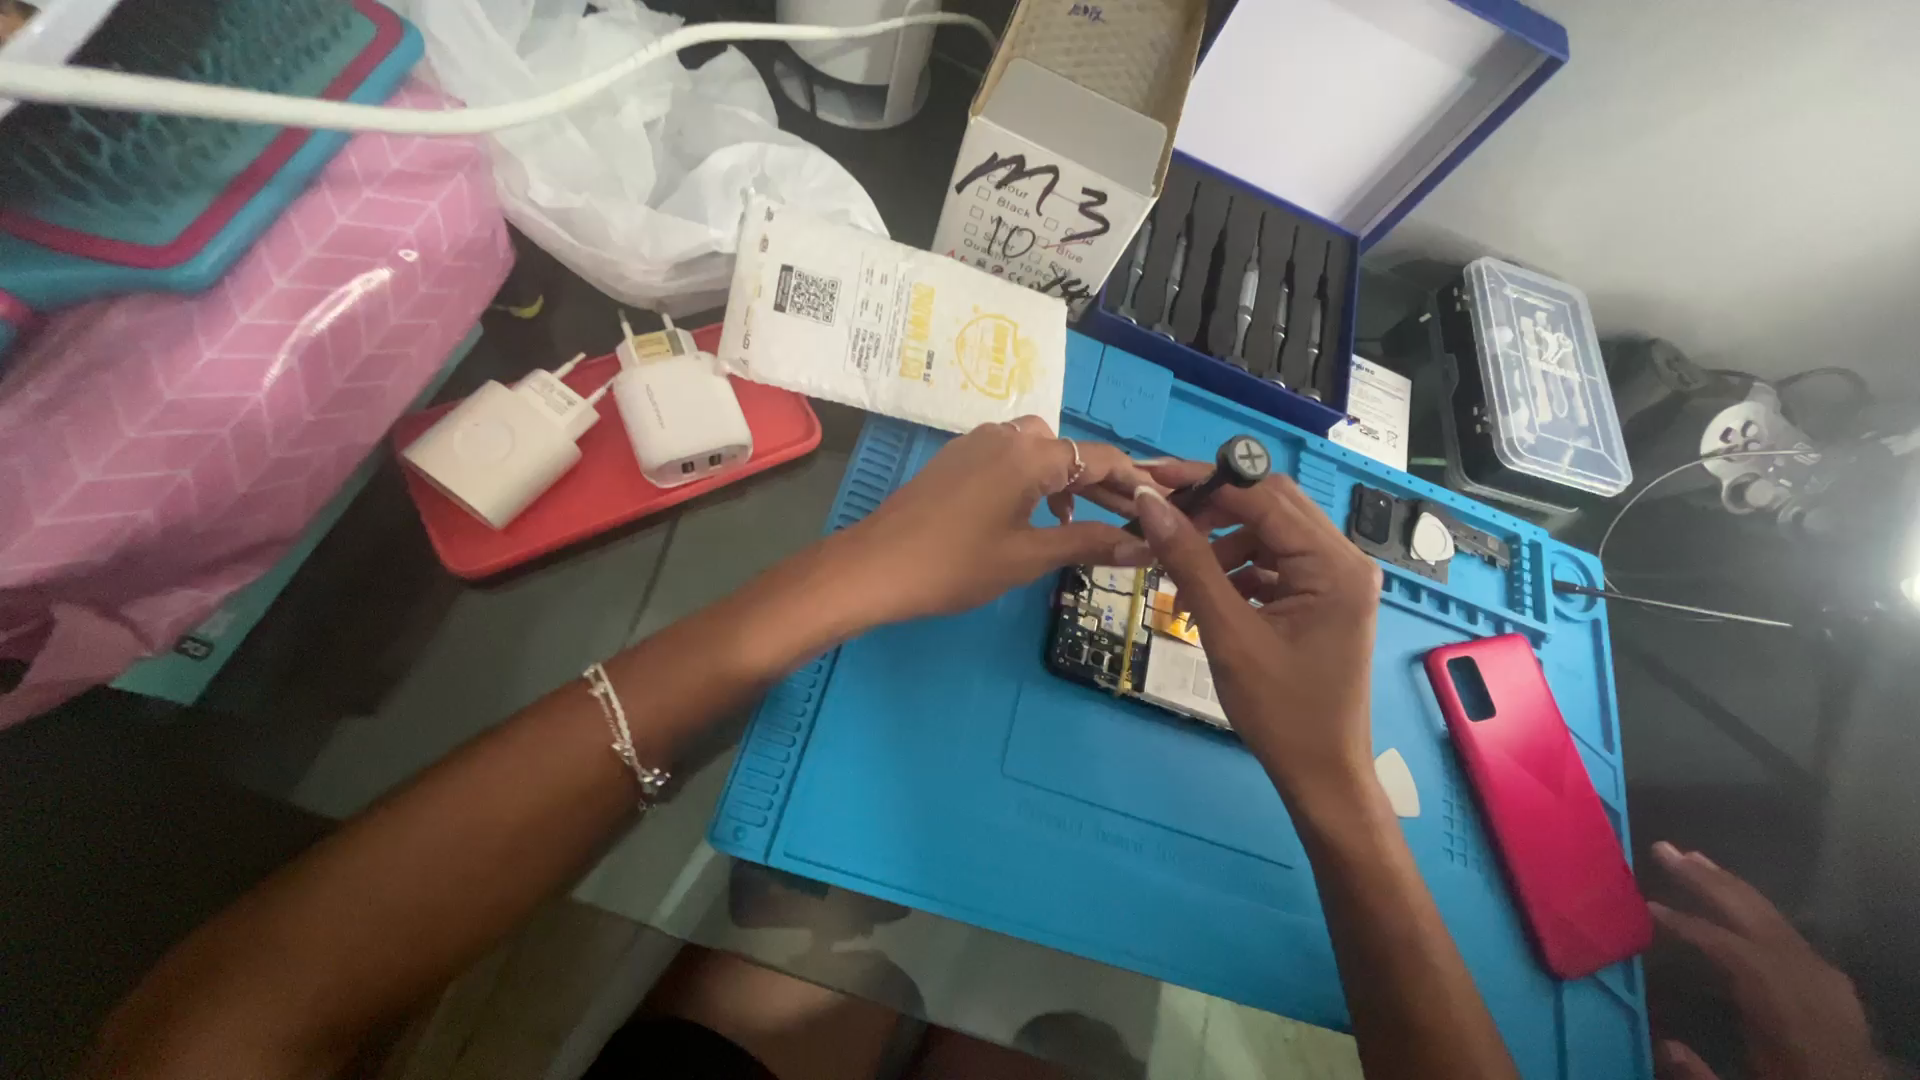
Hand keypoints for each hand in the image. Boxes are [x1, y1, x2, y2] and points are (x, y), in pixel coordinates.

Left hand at [842, 416, 1156, 622]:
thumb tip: (1144, 546)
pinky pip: (1011, 459)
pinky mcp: (957, 459)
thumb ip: (1089, 544)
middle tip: (1134, 519)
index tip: (1164, 504)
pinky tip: (1037, 515)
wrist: (875, 567)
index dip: (1137, 481)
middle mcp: (1007, 435)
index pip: (1101, 458)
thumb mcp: (1028, 557)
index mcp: (1031, 453)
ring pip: (1040, 453)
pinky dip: (1035, 481)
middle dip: (1104, 484)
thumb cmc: (955, 565)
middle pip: (1071, 452)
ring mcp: (977, 444)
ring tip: (1085, 523)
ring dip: (1068, 482)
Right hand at [1131, 462, 1381, 807]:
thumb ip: (1190, 562)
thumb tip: (1151, 505)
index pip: (1264, 496)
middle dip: (1211, 510)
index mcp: (1334, 565)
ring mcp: (1335, 579)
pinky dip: (1235, 570)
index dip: (1205, 482)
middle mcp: (1344, 560)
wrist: (1320, 773)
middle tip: (1159, 522)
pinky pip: (1271, 562)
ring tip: (1180, 579)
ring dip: (1219, 545)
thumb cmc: (1279, 711)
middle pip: (1269, 506)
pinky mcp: (1321, 597)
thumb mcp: (1227, 633)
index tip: (1151, 480)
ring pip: (1266, 533)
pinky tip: (1206, 597)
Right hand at [1649, 842, 1887, 1079]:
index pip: (1737, 955)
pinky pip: (1786, 932)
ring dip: (1729, 886)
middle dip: (1711, 883)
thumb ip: (1706, 1072)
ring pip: (1773, 920)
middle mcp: (1812, 986)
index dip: (1690, 927)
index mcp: (1792, 1013)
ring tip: (1689, 857)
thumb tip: (1663, 1042)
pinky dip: (1752, 907)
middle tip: (1665, 849)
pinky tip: (1730, 893)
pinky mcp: (1829, 980)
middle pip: (1758, 923)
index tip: (1648, 906)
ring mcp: (1826, 979)